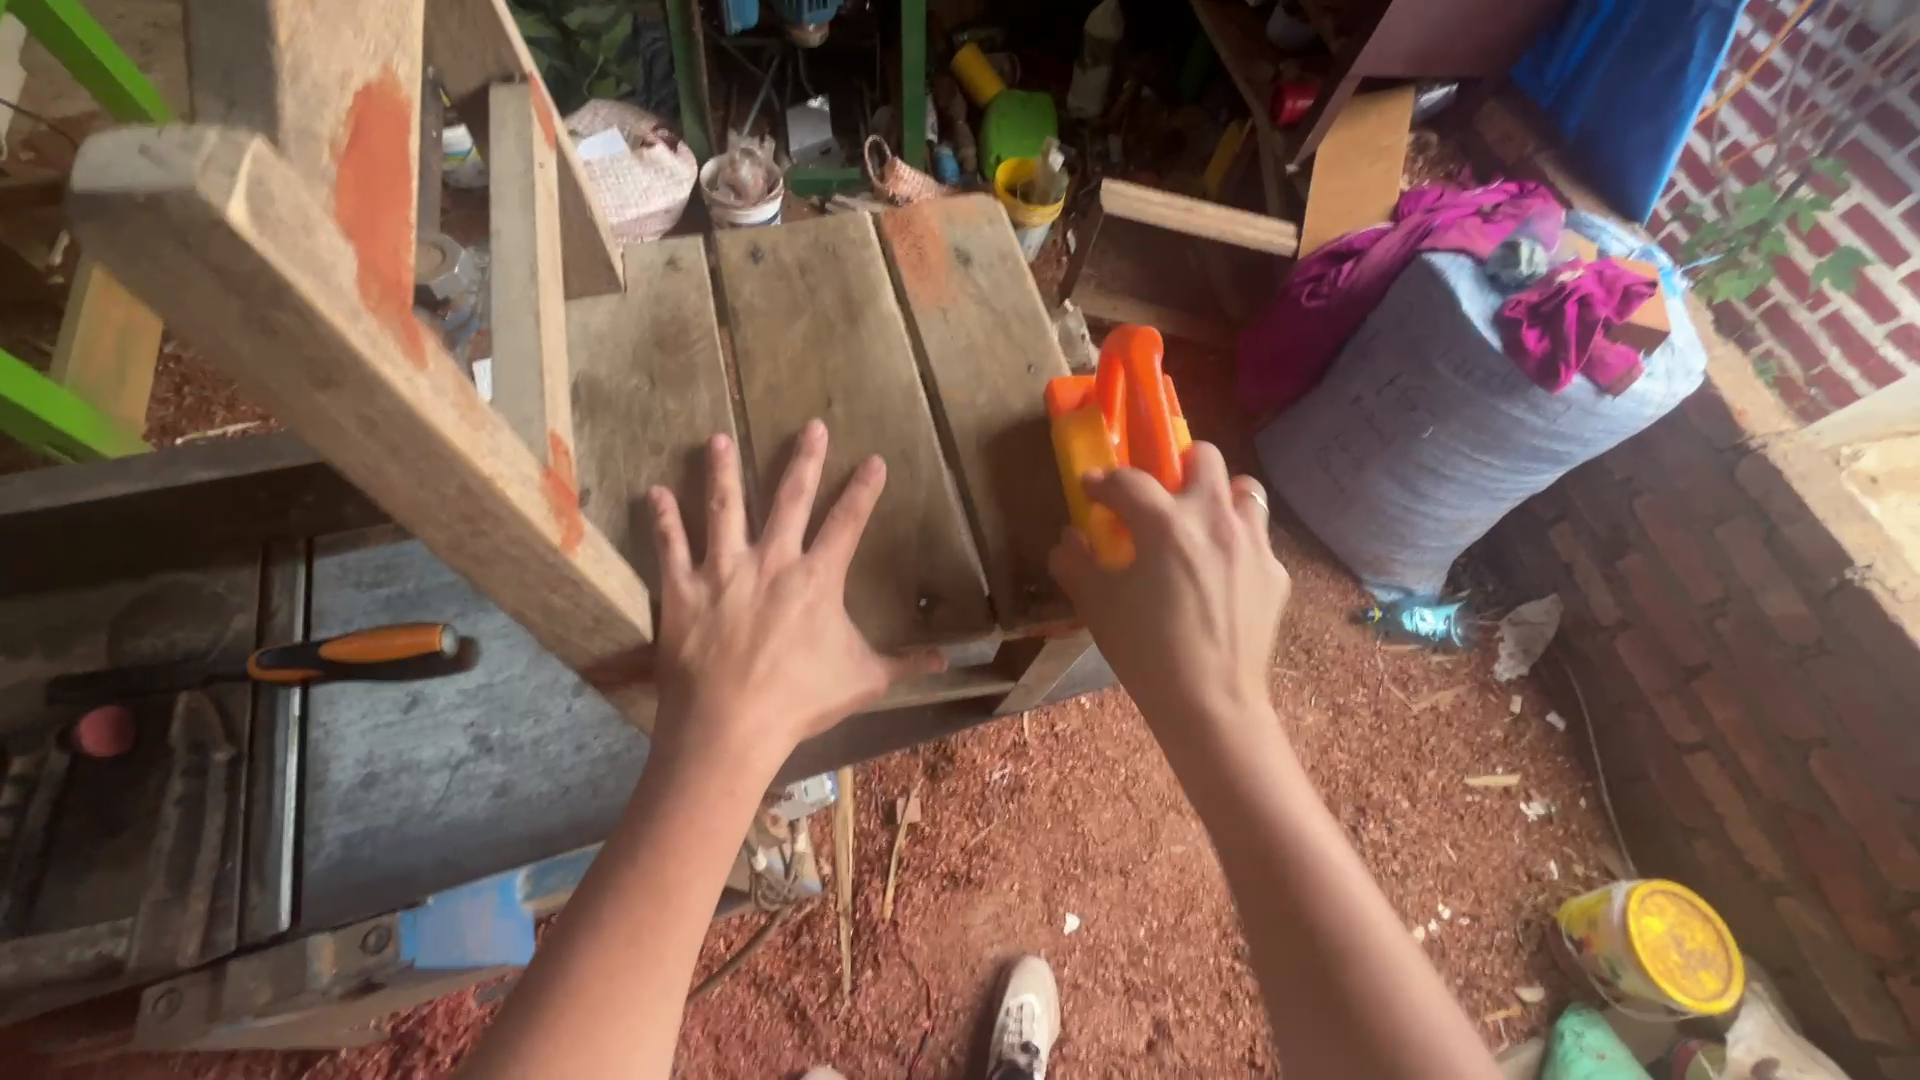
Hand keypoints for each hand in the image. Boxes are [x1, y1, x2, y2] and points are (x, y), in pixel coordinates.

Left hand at [647, 421, 944, 759]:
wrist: (731, 725)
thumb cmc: (801, 701)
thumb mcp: (863, 681)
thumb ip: (904, 665)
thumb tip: (947, 664)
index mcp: (816, 578)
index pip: (848, 522)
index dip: (864, 490)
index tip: (874, 460)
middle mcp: (771, 561)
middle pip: (790, 499)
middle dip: (804, 460)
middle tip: (812, 426)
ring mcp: (723, 571)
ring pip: (724, 507)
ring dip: (723, 470)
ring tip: (719, 438)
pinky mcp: (683, 589)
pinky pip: (670, 546)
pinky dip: (663, 518)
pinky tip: (655, 491)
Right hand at [1048, 442, 1290, 736]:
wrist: (1210, 702)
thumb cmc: (1145, 651)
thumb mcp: (1097, 606)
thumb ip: (1075, 563)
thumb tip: (1069, 539)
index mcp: (1166, 524)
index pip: (1129, 480)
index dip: (1104, 482)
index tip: (1091, 490)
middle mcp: (1215, 520)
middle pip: (1205, 457)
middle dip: (1177, 463)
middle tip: (1160, 493)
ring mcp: (1254, 545)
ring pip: (1245, 490)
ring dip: (1220, 496)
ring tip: (1201, 523)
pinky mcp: (1276, 575)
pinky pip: (1258, 541)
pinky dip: (1237, 544)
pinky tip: (1221, 575)